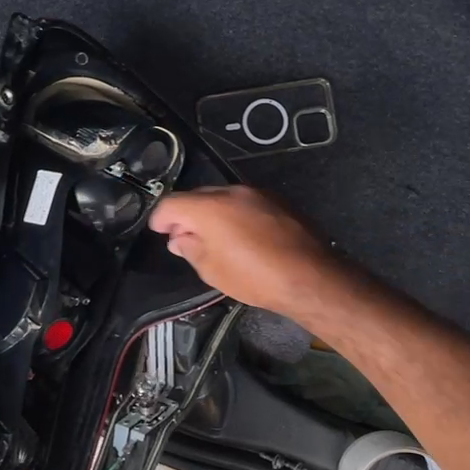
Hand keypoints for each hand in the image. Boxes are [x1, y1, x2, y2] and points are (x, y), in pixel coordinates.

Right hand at [149, 185, 351, 321]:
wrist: (311, 276)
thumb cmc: (255, 277)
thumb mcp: (212, 271)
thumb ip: (190, 249)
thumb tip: (180, 238)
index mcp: (209, 208)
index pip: (171, 203)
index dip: (159, 219)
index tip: (158, 232)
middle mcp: (232, 192)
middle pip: (197, 196)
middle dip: (185, 215)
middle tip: (183, 238)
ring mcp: (257, 193)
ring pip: (222, 197)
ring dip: (211, 214)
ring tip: (213, 239)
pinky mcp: (277, 200)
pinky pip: (244, 202)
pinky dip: (234, 214)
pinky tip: (240, 237)